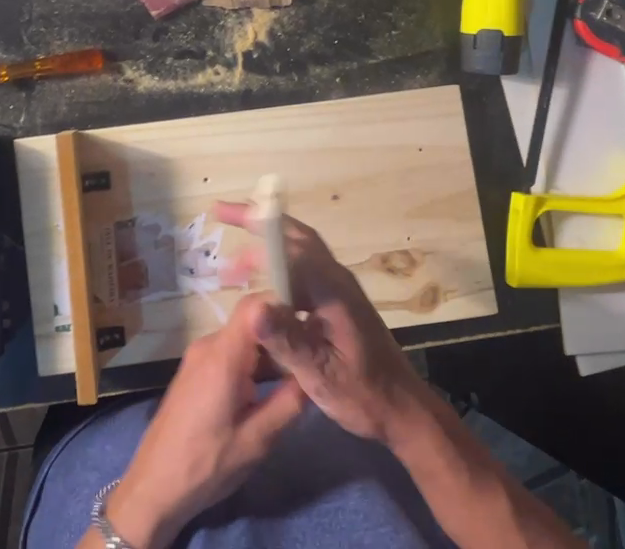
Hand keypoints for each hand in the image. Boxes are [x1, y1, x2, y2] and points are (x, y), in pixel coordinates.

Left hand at [104, 295, 306, 548]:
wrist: (153, 487)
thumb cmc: (205, 465)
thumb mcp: (256, 441)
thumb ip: (288, 404)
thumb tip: (313, 376)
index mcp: (222, 355)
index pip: (256, 306)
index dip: (286, 308)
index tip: (313, 326)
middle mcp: (208, 346)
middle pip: (252, 323)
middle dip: (283, 336)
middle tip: (315, 357)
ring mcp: (198, 358)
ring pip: (243, 340)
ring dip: (269, 355)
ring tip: (300, 375)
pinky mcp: (195, 373)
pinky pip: (229, 355)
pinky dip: (253, 366)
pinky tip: (271, 389)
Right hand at [215, 203, 428, 446]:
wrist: (402, 411)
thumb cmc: (363, 394)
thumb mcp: (320, 373)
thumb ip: (287, 339)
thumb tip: (253, 308)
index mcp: (332, 291)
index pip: (291, 246)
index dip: (258, 227)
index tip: (224, 214)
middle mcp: (336, 280)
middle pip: (295, 236)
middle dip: (259, 221)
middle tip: (222, 214)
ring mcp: (338, 290)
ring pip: (299, 251)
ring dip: (266, 246)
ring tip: (231, 261)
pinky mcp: (336, 303)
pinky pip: (302, 271)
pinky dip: (276, 267)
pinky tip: (258, 285)